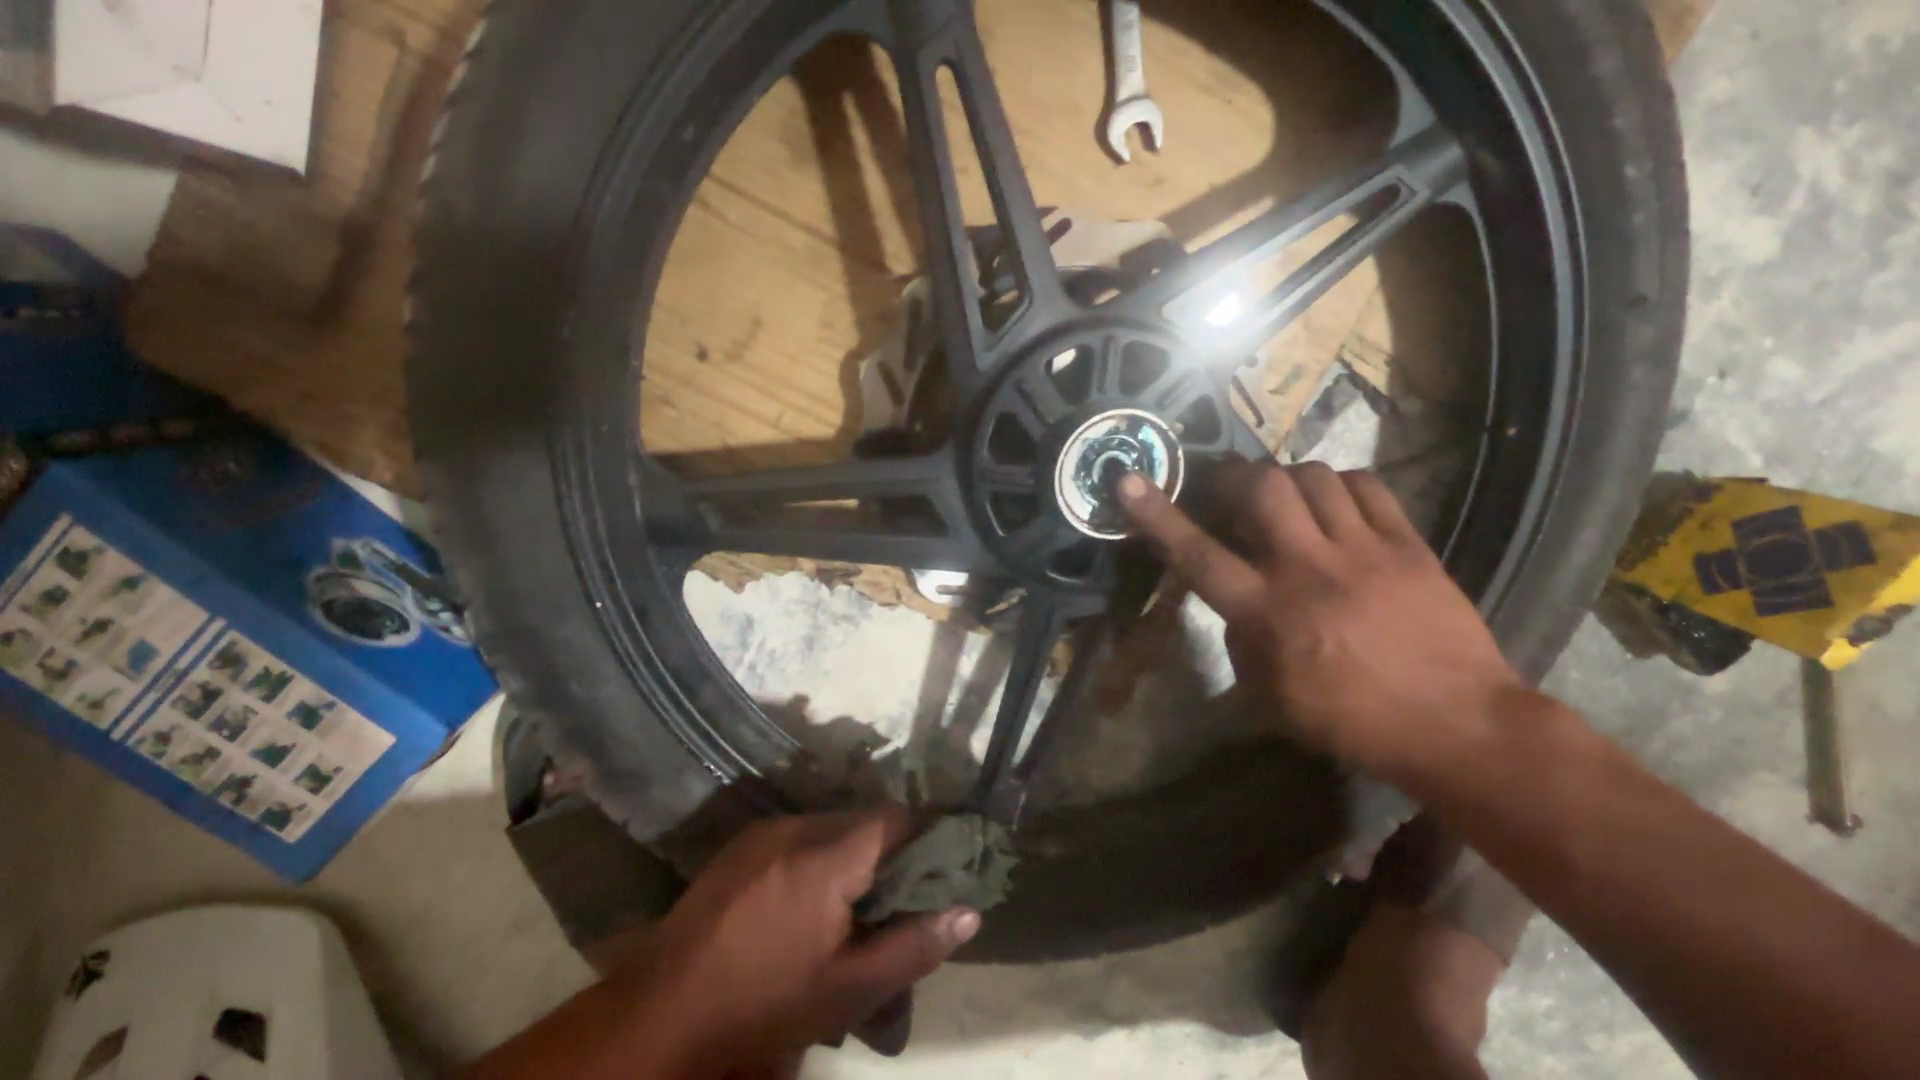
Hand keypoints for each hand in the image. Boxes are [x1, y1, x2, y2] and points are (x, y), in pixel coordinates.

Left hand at [636, 807, 978, 1073]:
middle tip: (897, 904)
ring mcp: (759, 836)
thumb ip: (914, 947)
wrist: (661, 1014)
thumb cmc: (763, 1004)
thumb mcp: (848, 990)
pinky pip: (795, 839)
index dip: (926, 838)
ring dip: (851, 857)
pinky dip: (817, 860)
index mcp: (824, 857)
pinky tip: (809, 908)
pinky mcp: (736, 849)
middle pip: (862, 822)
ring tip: (853, 911)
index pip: (894, 818)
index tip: (942, 870)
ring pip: (828, 829)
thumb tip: (969, 911)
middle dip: (889, 854)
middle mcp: (792, 830)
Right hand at [1118, 461, 1524, 776]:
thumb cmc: (1354, 722)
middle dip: (1236, 477)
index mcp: (1269, 614)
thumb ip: (1244, 642)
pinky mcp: (1409, 544)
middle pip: (1262, 488)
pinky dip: (1340, 485)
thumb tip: (1238, 605)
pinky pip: (1367, 487)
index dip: (1158, 516)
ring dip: (1287, 478)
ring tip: (1285, 498)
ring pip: (1314, 477)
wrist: (1456, 723)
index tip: (1129, 482)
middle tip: (1230, 490)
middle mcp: (1309, 569)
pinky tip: (1336, 504)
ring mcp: (1363, 550)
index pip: (1199, 555)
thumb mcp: (1275, 697)